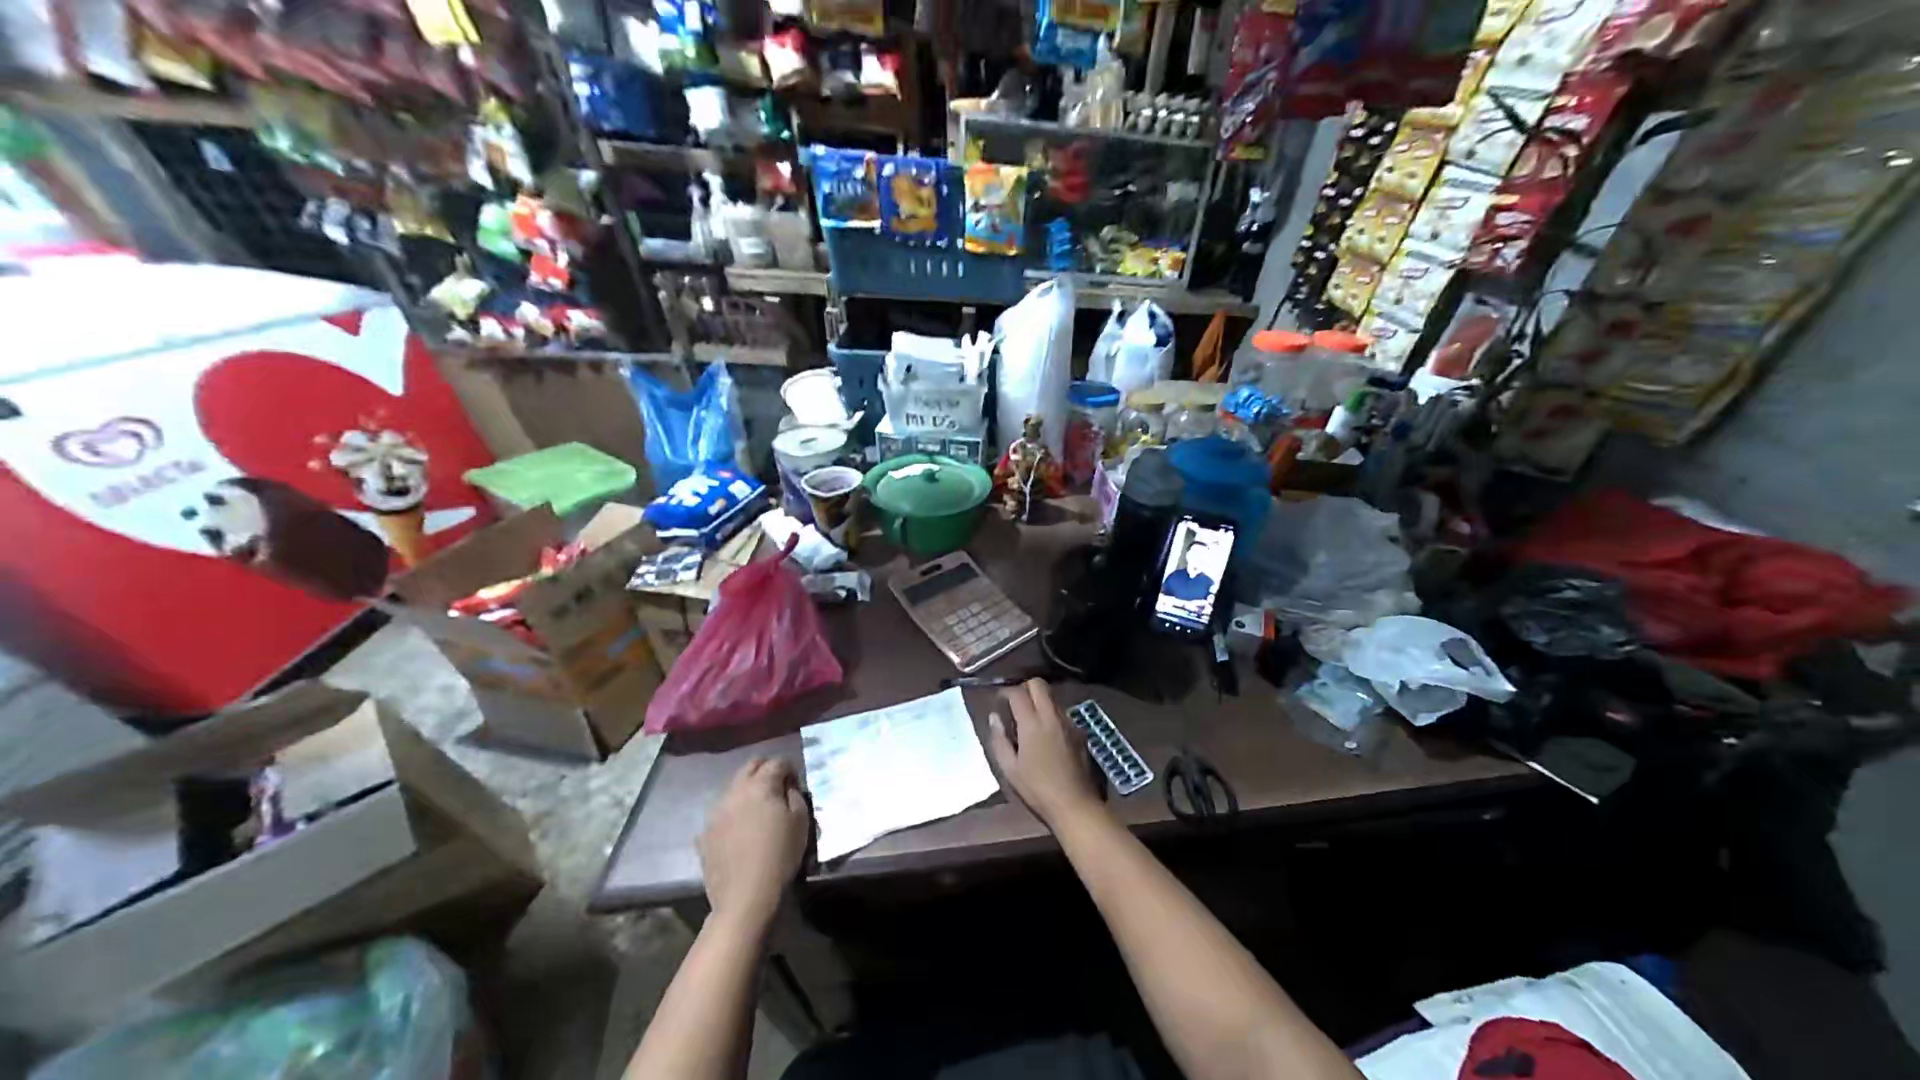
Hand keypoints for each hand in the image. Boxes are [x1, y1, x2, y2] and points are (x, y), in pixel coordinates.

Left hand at [698, 759, 810, 927]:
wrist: (744, 897)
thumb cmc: (780, 856)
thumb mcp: (801, 822)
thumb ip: (795, 796)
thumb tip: (786, 788)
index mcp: (760, 785)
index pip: (776, 762)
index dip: (789, 768)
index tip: (796, 783)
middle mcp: (734, 791)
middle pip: (750, 766)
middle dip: (765, 770)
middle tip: (778, 787)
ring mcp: (716, 812)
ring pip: (733, 788)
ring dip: (747, 791)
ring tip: (758, 810)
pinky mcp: (705, 833)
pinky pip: (722, 813)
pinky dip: (733, 814)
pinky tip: (740, 832)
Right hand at [986, 679, 1104, 830]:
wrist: (1075, 805)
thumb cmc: (1037, 789)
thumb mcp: (1010, 768)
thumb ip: (999, 739)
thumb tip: (994, 717)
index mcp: (1032, 723)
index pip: (1017, 692)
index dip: (1005, 692)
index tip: (998, 701)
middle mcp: (1052, 716)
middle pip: (1038, 684)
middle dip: (1024, 687)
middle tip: (1014, 704)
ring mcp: (1069, 722)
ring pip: (1052, 696)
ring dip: (1039, 700)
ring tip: (1029, 720)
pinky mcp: (1080, 732)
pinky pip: (1062, 712)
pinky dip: (1051, 714)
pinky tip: (1046, 734)